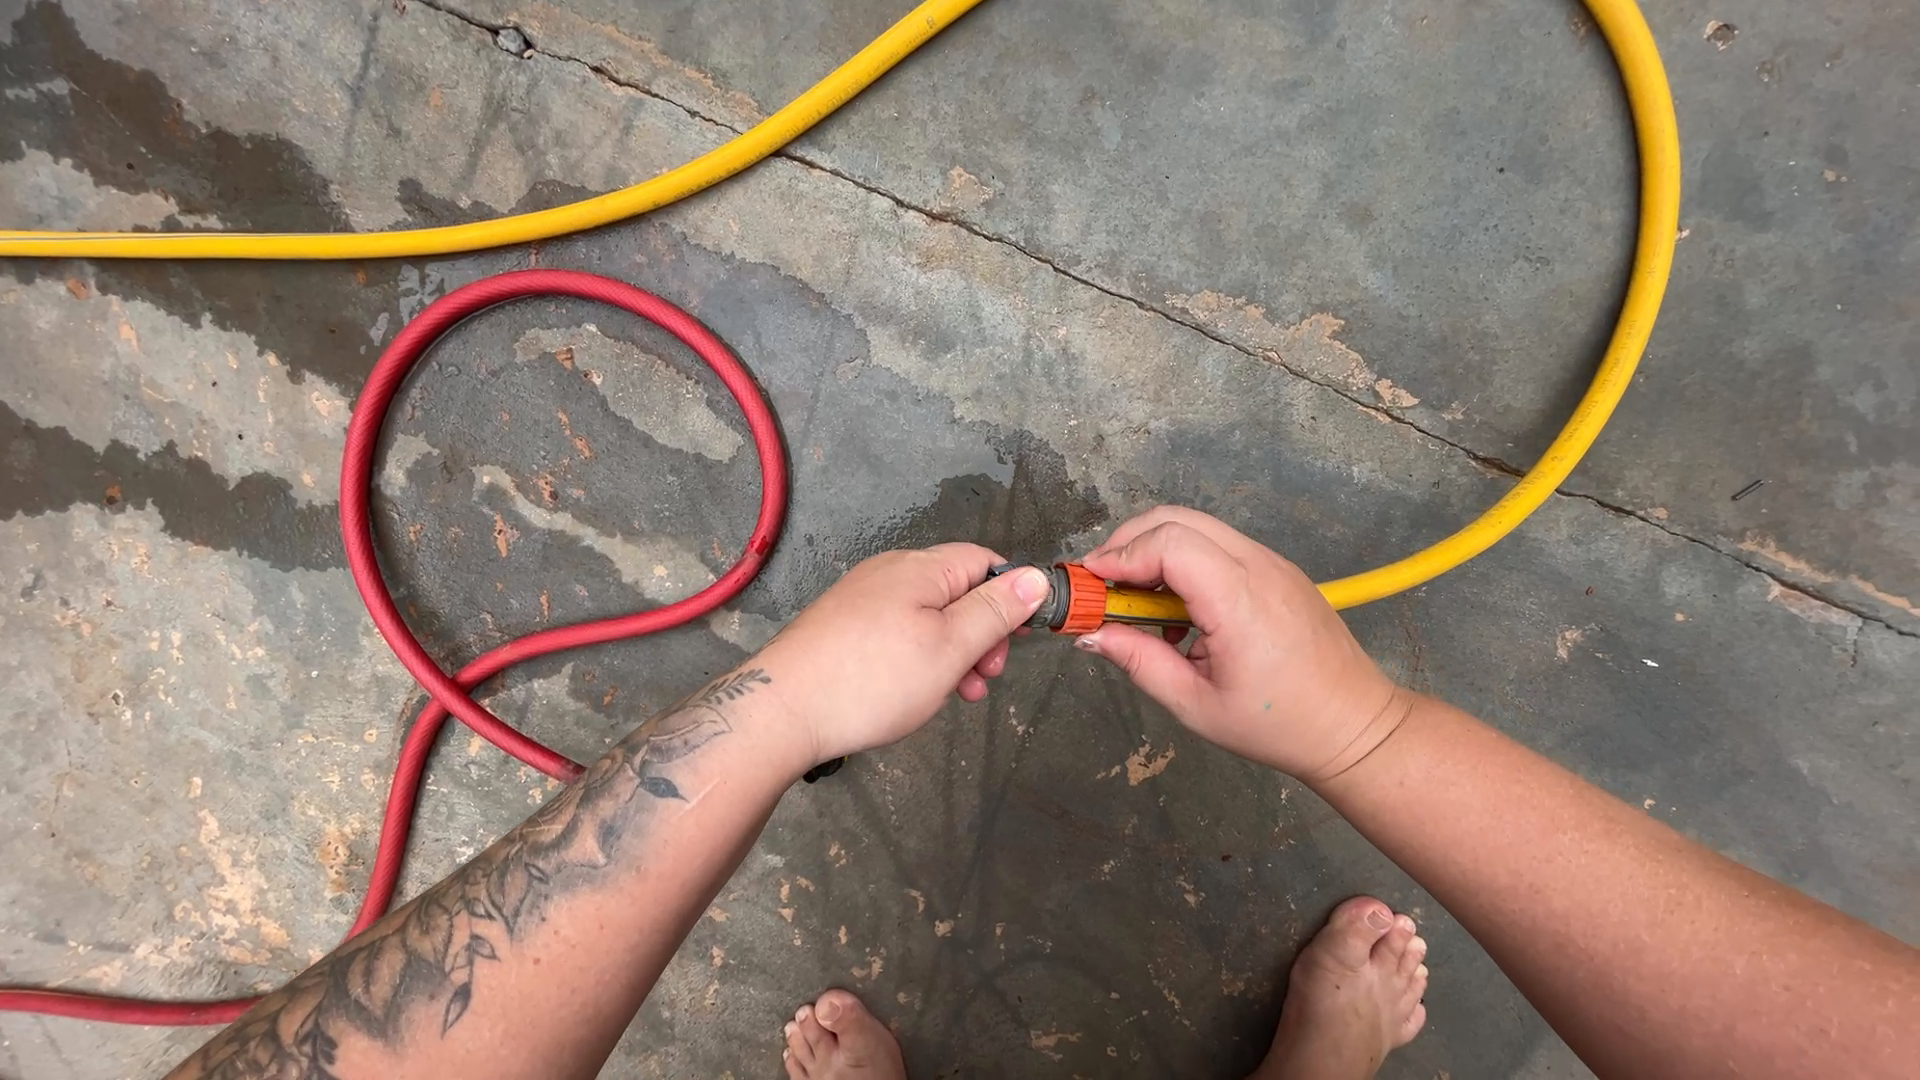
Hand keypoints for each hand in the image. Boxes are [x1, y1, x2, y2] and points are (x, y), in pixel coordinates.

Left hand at [754, 545, 1052, 766]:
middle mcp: (890, 571)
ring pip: (928, 616)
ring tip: (957, 695)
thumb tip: (1036, 576)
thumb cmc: (874, 680)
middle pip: (956, 590)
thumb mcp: (950, 647)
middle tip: (985, 679)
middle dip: (981, 633)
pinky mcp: (843, 625)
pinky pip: (898, 630)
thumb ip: (995, 610)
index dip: (1010, 596)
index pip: (983, 560)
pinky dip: (919, 656)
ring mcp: (862, 598)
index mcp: (920, 567)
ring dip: (953, 652)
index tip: (1017, 641)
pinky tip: (915, 691)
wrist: (781, 712)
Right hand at [1075, 506, 1412, 782]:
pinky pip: (1217, 544)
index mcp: (1240, 601)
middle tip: (1101, 581)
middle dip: (1128, 541)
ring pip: (1196, 525)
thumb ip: (1138, 662)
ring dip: (1154, 548)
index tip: (1089, 581)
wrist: (1357, 725)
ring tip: (1134, 597)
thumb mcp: (1195, 705)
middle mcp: (1258, 566)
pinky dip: (1182, 559)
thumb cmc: (1279, 724)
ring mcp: (1272, 562)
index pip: (1169, 543)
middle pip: (1177, 518)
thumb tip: (1089, 636)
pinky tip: (1175, 606)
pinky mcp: (1276, 568)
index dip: (1121, 555)